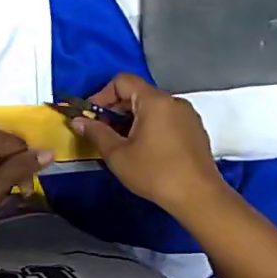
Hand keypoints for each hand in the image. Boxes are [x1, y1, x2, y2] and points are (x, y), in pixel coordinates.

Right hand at [66, 73, 225, 211]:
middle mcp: (173, 101)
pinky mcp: (195, 130)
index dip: (101, 95)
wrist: (198, 196)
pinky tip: (144, 149)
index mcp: (154, 101)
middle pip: (137, 93)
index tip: (91, 116)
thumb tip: (77, 120)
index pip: (122, 81)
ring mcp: (188, 115)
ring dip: (131, 119)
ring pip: (152, 107)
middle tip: (101, 131)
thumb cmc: (154, 172)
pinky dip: (149, 126)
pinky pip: (166, 118)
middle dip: (115, 109)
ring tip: (121, 142)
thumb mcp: (117, 154)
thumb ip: (96, 132)